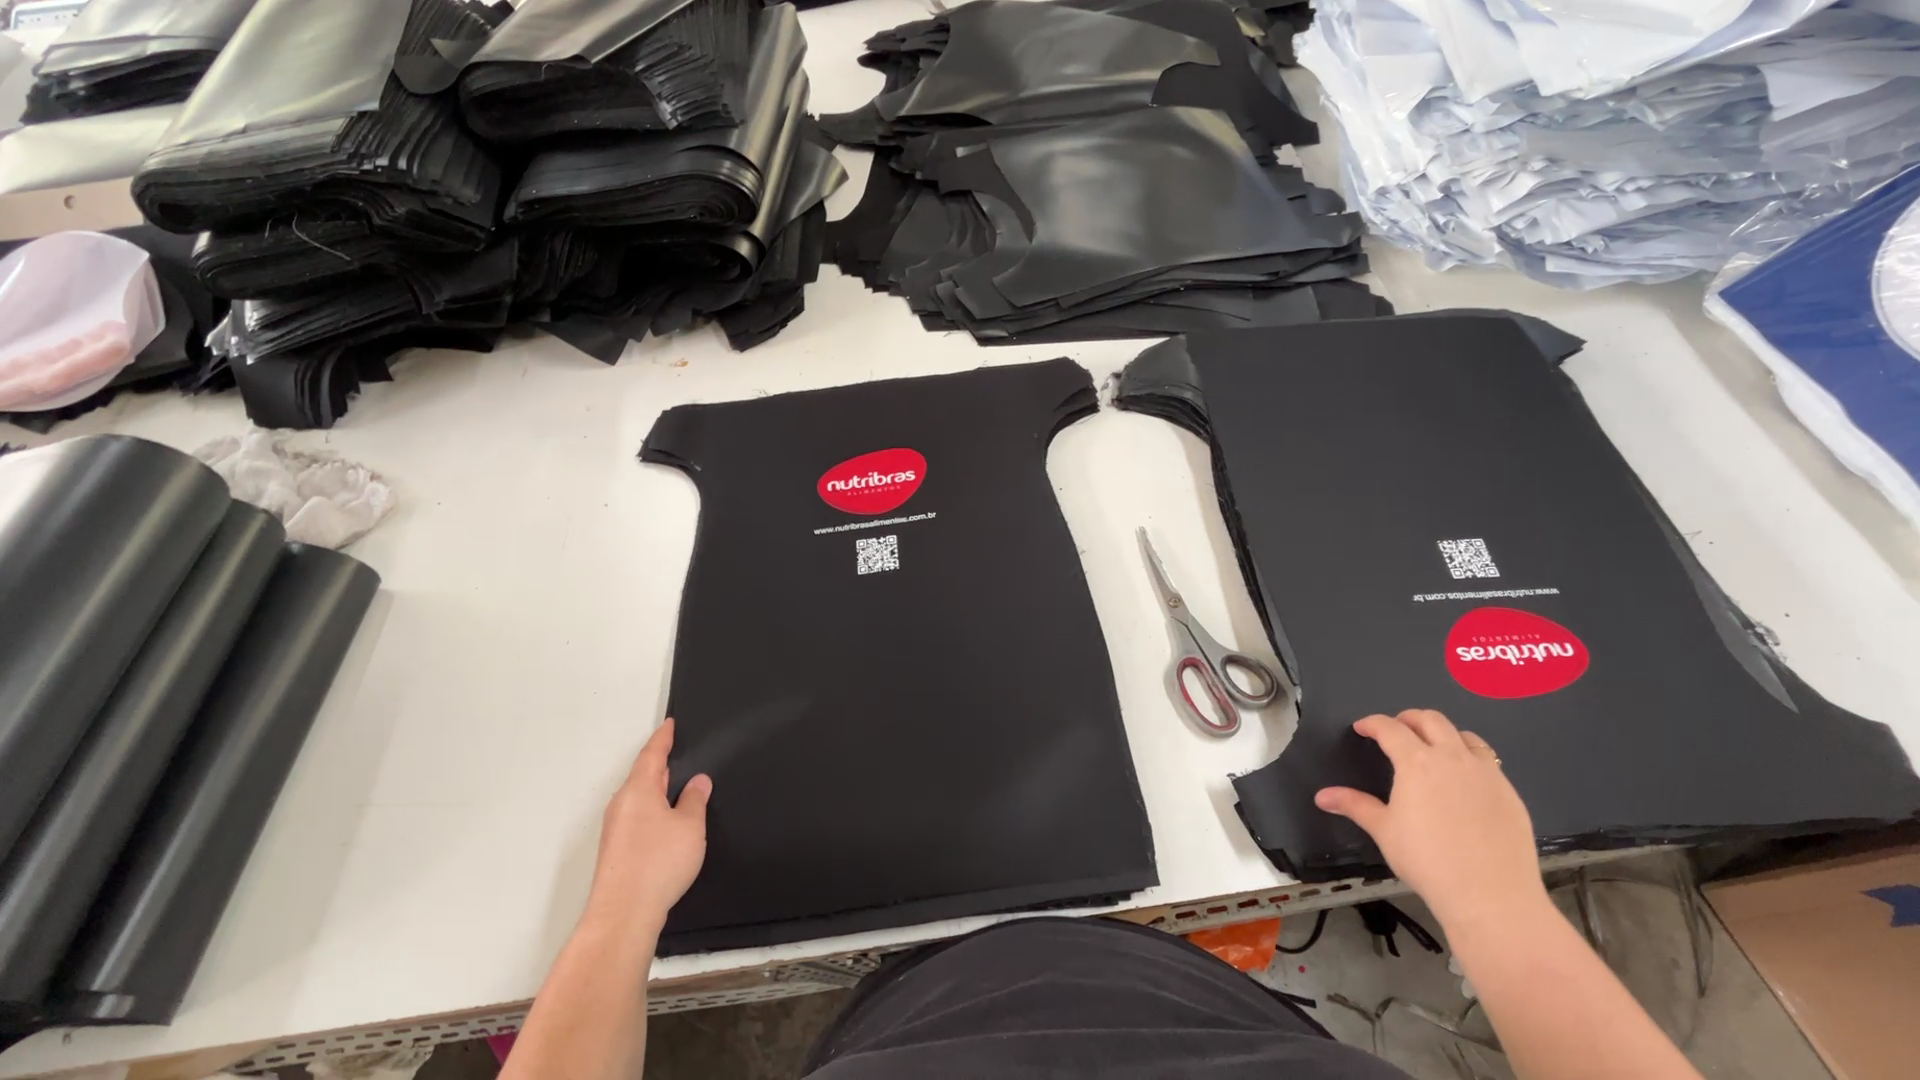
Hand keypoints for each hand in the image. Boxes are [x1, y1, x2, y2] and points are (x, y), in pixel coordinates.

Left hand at [582, 718, 712, 933]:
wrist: (624, 912)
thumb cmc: (659, 862)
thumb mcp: (689, 826)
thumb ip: (694, 800)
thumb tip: (698, 782)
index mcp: (638, 790)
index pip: (652, 754)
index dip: (663, 738)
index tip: (670, 724)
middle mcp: (621, 805)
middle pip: (642, 775)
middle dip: (660, 764)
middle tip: (678, 751)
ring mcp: (616, 828)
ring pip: (639, 798)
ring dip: (657, 789)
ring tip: (678, 785)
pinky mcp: (617, 849)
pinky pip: (637, 817)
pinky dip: (653, 809)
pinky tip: (667, 821)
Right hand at [1314, 709, 1544, 930]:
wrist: (1491, 894)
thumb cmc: (1428, 860)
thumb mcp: (1384, 831)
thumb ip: (1355, 806)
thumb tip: (1322, 796)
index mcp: (1417, 763)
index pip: (1390, 728)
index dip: (1373, 723)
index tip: (1362, 728)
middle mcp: (1453, 758)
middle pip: (1431, 721)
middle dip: (1409, 719)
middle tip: (1396, 729)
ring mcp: (1487, 774)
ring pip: (1465, 736)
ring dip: (1444, 734)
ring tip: (1434, 748)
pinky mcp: (1510, 792)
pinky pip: (1488, 761)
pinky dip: (1470, 758)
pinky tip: (1465, 781)